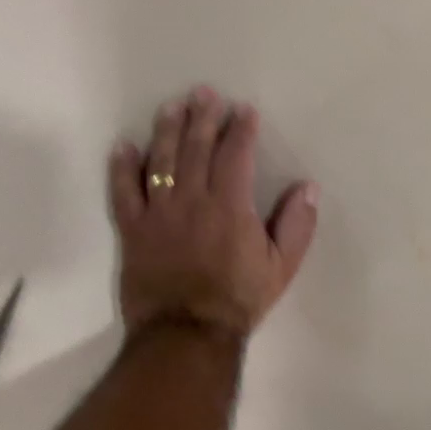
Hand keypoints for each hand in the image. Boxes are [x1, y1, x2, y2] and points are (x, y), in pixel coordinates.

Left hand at [108, 86, 317, 338]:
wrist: (184, 336)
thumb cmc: (239, 298)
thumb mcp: (282, 265)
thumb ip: (297, 224)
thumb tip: (307, 187)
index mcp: (230, 207)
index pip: (236, 156)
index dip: (241, 130)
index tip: (244, 110)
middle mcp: (192, 202)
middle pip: (196, 150)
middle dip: (202, 118)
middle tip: (204, 93)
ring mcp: (158, 216)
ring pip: (161, 163)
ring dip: (167, 132)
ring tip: (171, 107)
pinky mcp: (132, 232)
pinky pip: (123, 194)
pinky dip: (122, 169)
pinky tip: (124, 147)